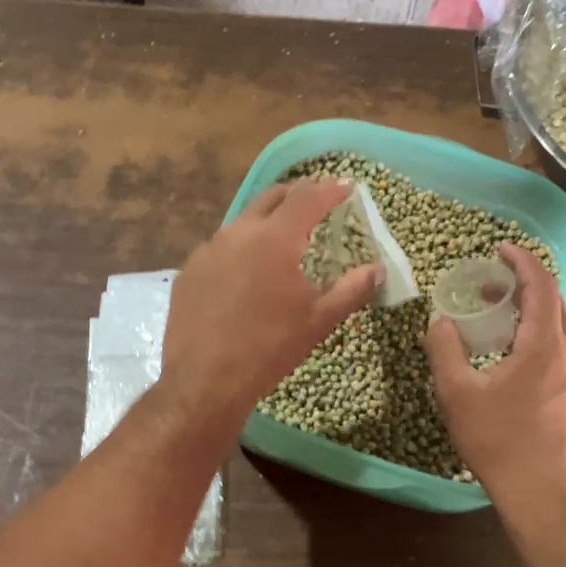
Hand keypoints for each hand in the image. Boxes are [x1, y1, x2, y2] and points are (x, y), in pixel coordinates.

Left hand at [159, 179, 380, 438]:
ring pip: (243, 222)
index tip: (347, 186)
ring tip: (283, 239)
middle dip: (297, 195)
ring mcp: (208, 250)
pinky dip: (241, 249)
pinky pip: (220, 248)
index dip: (330, 189)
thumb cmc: (270, 349)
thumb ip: (351, 290)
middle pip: (272, 198)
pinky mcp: (189, 271)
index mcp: (275, 239)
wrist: (205, 380)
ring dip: (267, 222)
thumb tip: (376, 271)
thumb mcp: (318, 321)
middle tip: (316, 202)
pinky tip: (247, 273)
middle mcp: (238, 233)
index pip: (307, 198)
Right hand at [424, 243, 565, 500]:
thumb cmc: (498, 441)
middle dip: (525, 286)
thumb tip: (439, 321)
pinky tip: (514, 365)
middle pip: (555, 303)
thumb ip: (444, 351)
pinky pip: (560, 355)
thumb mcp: (457, 394)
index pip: (542, 285)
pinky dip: (538, 341)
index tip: (500, 250)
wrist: (542, 495)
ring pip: (559, 331)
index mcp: (542, 347)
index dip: (522, 261)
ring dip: (531, 316)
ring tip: (498, 324)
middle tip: (492, 287)